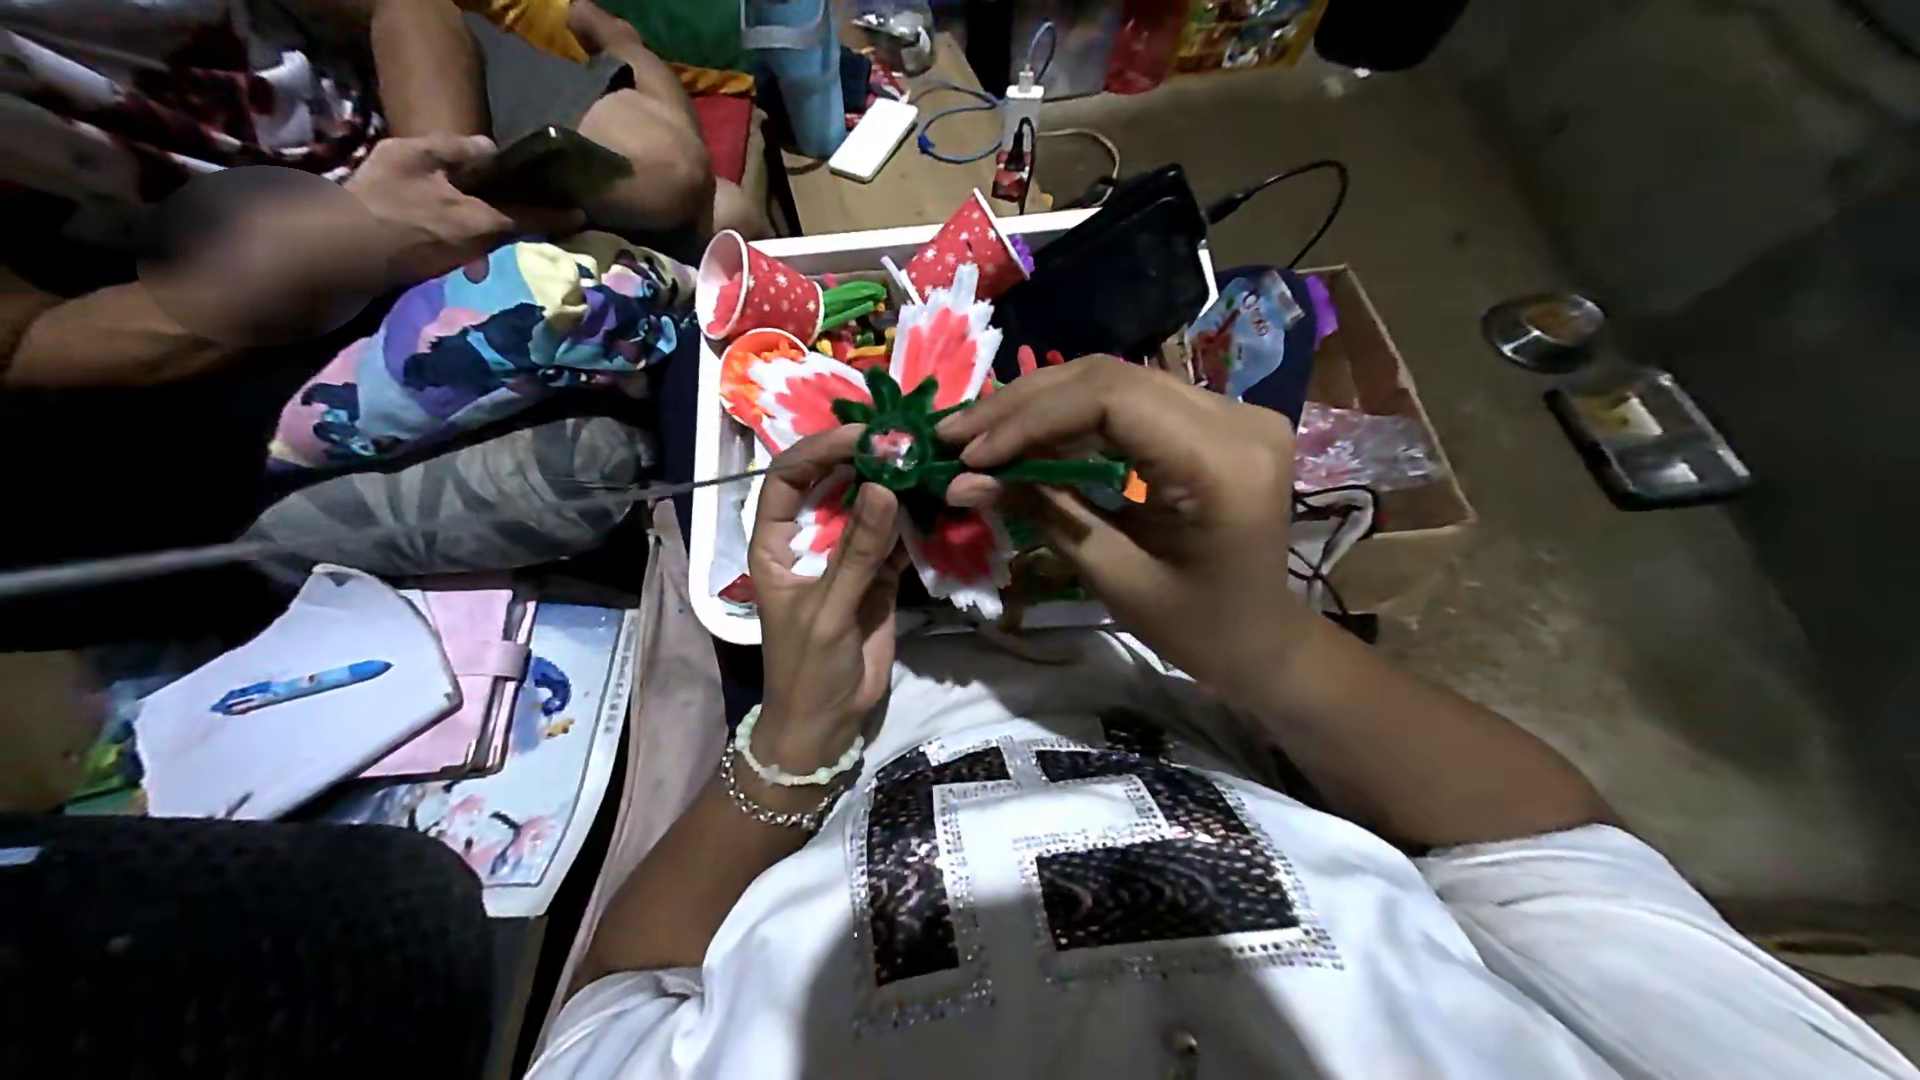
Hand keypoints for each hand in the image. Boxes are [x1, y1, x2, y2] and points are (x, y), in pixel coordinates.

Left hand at [342, 134, 585, 287]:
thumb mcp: (478, 223)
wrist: (344, 261)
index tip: (541, 196)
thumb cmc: (413, 231)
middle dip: (499, 207)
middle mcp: (409, 164)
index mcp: (424, 151)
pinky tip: (466, 267)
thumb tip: (573, 212)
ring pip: (459, 208)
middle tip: (520, 232)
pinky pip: (441, 228)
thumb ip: (524, 216)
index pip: (485, 150)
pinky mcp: (391, 222)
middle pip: (473, 181)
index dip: (516, 172)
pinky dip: (458, 246)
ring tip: (491, 258)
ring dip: (479, 233)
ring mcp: (397, 193)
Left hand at [749, 426, 907, 771]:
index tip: (859, 436)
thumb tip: (883, 488)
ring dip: (896, 488)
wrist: (828, 721)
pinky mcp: (879, 576)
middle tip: (904, 442)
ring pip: (869, 509)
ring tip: (928, 464)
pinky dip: (917, 523)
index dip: (818, 452)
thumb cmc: (808, 668)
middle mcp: (810, 541)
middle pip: (833, 486)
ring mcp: (847, 557)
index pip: (788, 480)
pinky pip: (897, 539)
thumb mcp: (828, 610)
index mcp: (776, 543)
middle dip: (864, 462)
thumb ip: (856, 553)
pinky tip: (939, 504)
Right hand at [938, 356, 1307, 705]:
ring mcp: (1231, 411)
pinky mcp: (1215, 418)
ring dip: (1040, 404)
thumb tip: (963, 480)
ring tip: (980, 433)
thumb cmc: (1195, 626)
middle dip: (1023, 405)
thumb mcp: (1114, 575)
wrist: (1261, 637)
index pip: (1112, 400)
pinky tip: (1027, 433)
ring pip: (1115, 379)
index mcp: (1223, 463)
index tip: (971, 452)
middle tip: (959, 434)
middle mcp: (1237, 418)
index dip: (1030, 418)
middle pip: (1110, 377)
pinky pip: (1130, 399)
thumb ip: (1044, 511)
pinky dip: (1071, 415)